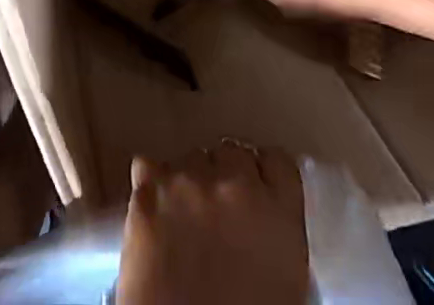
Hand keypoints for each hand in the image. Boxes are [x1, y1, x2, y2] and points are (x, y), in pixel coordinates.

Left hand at [117, 141, 309, 304]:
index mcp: (279, 212)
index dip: (265, 174)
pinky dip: (152, 181)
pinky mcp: (148, 187)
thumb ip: (277, 234)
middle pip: (231, 153)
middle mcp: (234, 183)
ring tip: (184, 213)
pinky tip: (155, 208)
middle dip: (226, 174)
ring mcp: (188, 180)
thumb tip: (262, 222)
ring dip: (190, 178)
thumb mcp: (285, 280)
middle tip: (218, 208)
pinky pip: (149, 165)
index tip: (257, 188)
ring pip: (190, 157)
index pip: (278, 162)